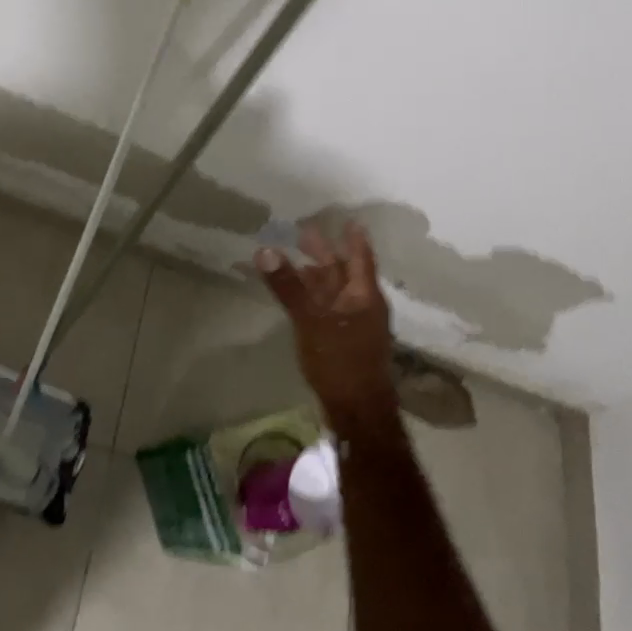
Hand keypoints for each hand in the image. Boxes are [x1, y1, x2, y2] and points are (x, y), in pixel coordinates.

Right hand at [256, 222, 396, 431]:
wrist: (358, 410)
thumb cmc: (339, 361)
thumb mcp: (311, 320)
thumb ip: (289, 286)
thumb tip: (266, 249)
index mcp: (364, 296)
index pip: (359, 258)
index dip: (352, 239)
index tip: (346, 220)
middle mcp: (365, 307)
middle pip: (344, 274)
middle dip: (325, 255)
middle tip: (304, 235)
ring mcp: (357, 327)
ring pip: (336, 294)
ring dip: (318, 278)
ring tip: (297, 263)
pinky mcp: (346, 344)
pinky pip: (330, 311)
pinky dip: (316, 299)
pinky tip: (301, 302)